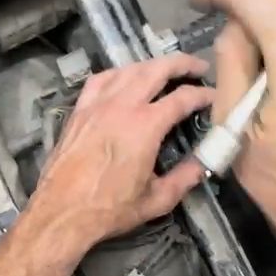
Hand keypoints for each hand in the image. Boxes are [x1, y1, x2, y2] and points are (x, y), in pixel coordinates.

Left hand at [21, 53, 214, 263]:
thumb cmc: (109, 208)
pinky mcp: (79, 110)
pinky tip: (124, 78)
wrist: (61, 211)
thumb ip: (184, 178)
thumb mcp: (156, 200)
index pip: (182, 98)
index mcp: (146, 126)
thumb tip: (204, 165)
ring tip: (165, 70)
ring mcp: (97, 104)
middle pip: (156, 70)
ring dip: (151, 66)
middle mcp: (122, 105)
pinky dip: (118, 73)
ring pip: (128, 70)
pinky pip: (100, 80)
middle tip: (198, 67)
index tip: (213, 96)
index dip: (202, 94)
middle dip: (181, 64)